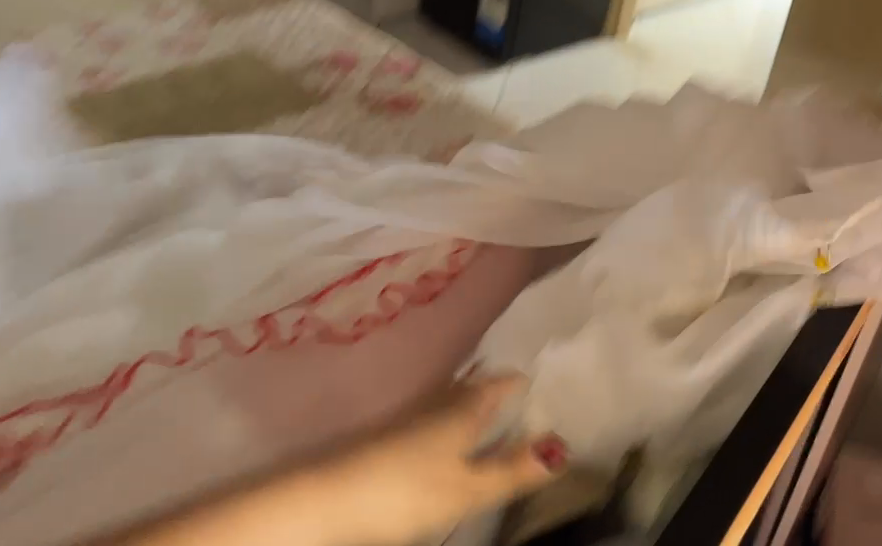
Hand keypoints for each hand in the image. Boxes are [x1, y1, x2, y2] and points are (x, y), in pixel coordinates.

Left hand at [310, 375, 564, 545]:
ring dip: (473, 404)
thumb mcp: (468, 489)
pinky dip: (447, 421)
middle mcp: (443, 397)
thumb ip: (513, 469)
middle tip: (527, 397)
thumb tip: (563, 449)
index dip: (529, 382)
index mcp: (470, 403)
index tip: (550, 386)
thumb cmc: (403, 490)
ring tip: (493, 416)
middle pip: (479, 385)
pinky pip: (431, 416)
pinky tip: (447, 440)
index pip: (508, 380)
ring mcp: (410, 413)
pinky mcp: (384, 434)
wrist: (317, 502)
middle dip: (501, 390)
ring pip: (453, 399)